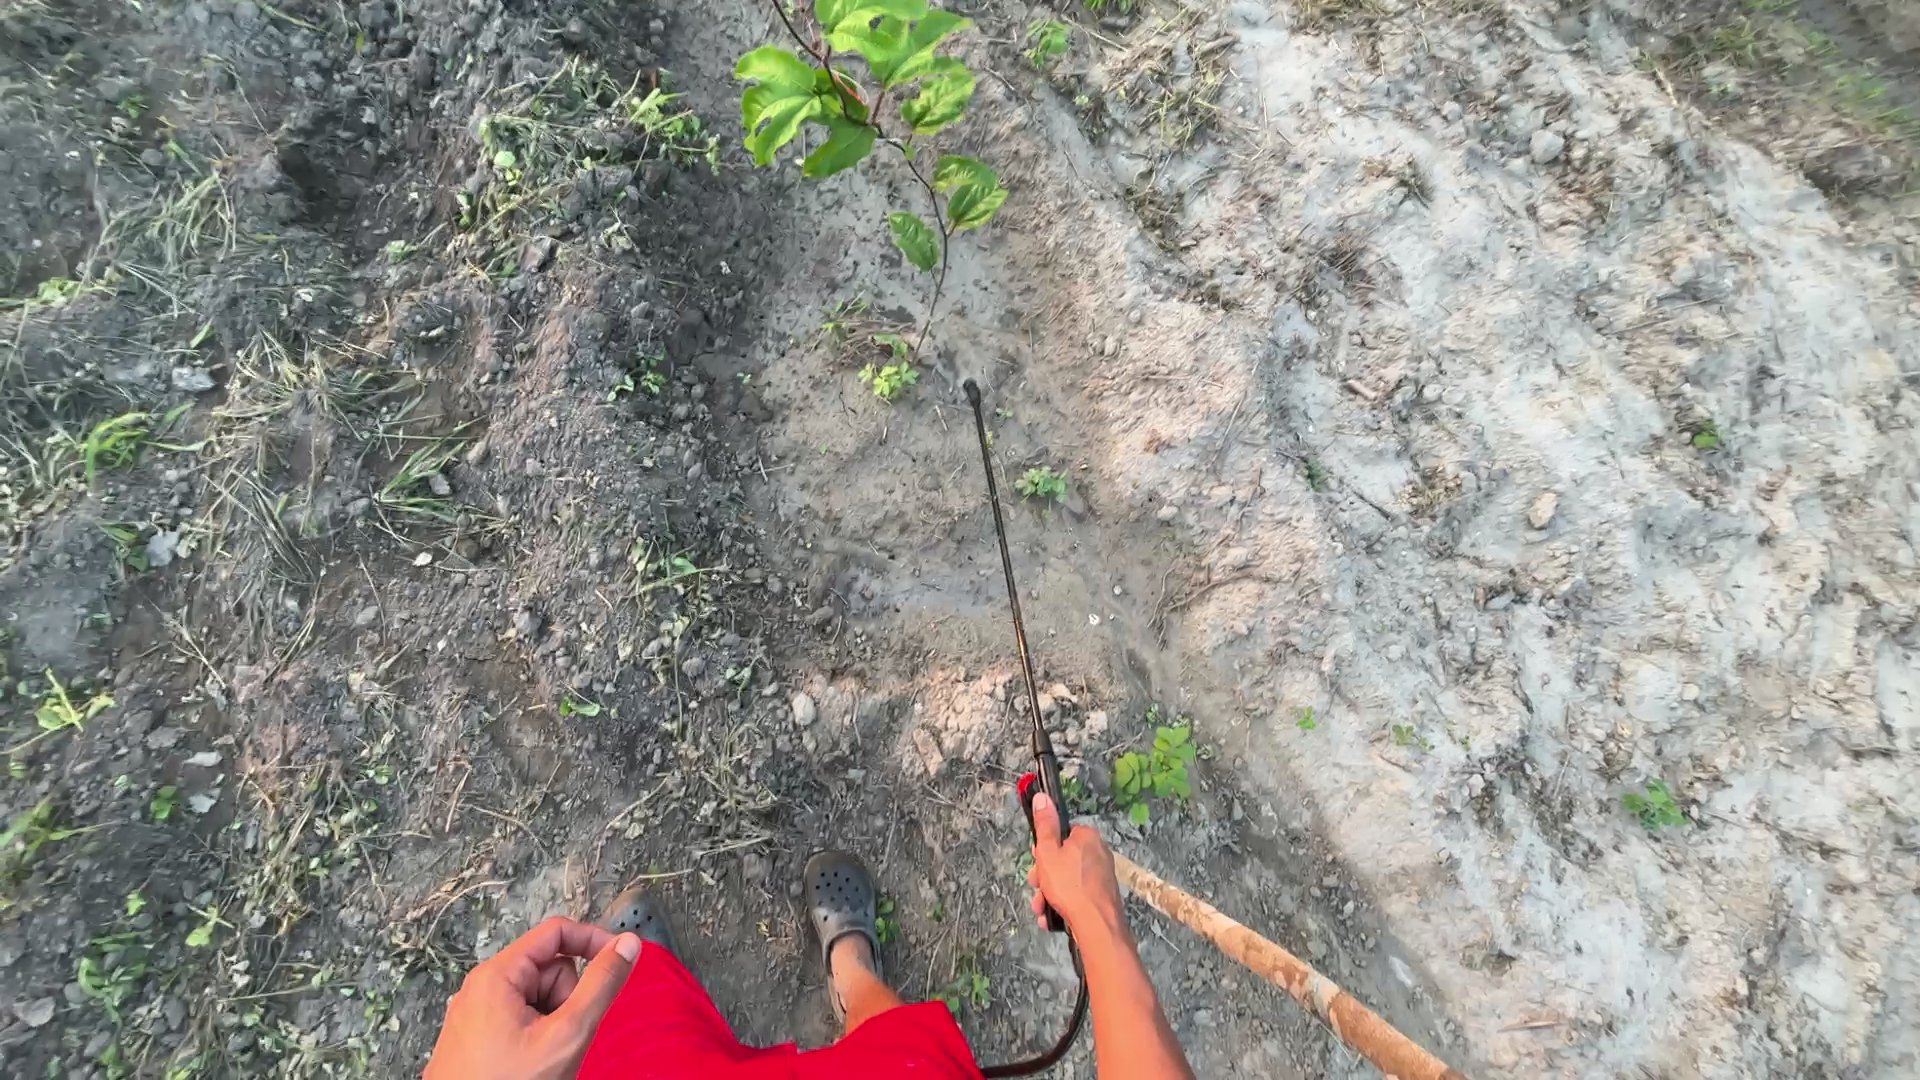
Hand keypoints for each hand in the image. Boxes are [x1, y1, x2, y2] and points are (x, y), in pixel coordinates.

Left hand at [425, 917, 640, 1079]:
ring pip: (538, 995)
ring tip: (547, 1055)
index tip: (620, 962)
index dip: (594, 940)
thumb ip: (602, 983)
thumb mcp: (567, 1034)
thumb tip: (630, 942)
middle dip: (568, 995)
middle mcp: (480, 988)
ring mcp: (473, 1017)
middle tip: (565, 1034)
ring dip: (555, 1018)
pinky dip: (537, 1034)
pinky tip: (531, 1065)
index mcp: (495, 976)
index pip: (557, 932)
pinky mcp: (472, 1042)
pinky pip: (520, 1019)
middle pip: (549, 967)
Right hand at [1026, 792, 1125, 935]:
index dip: (1045, 850)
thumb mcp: (1048, 852)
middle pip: (1063, 859)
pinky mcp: (1104, 897)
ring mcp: (1103, 876)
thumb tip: (1042, 797)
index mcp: (1087, 836)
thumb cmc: (1069, 885)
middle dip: (1045, 875)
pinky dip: (1064, 903)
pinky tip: (1051, 917)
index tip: (1036, 862)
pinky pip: (1078, 895)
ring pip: (1068, 880)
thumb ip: (1044, 825)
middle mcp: (1099, 852)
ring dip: (1050, 893)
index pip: (1061, 835)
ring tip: (1041, 908)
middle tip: (1036, 886)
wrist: (1097, 926)